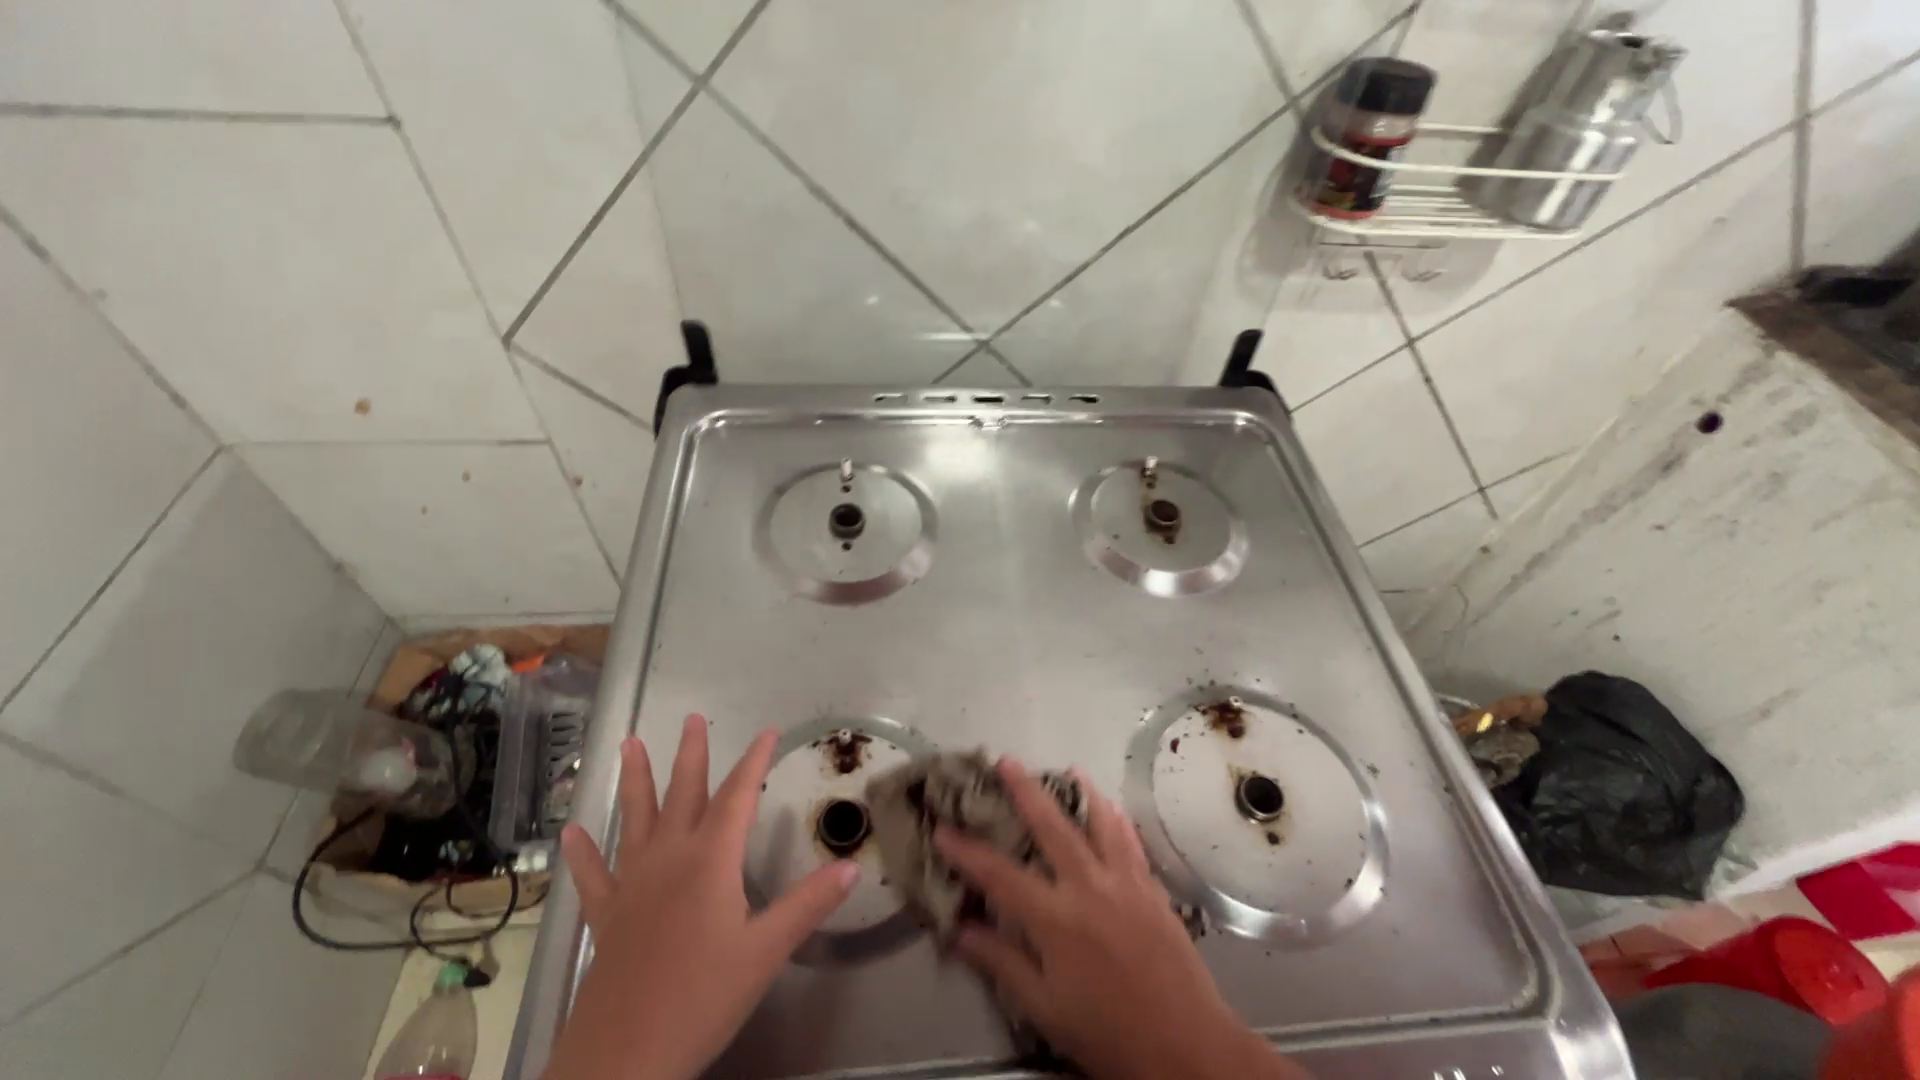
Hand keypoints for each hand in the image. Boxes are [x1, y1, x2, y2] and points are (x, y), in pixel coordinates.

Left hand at [545, 715, 858, 1079]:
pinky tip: (571, 832)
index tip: (768, 732)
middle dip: (691, 756)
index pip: (737, 798)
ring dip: (634, 781)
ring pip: (635, 820)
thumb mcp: (766, 951)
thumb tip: (851, 866)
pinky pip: (593, 875)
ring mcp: (631, 885)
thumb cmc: (702, 998)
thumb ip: (808, 904)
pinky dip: (583, 852)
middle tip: (690, 718)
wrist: (624, 1055)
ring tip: (628, 745)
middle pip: (683, 795)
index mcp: (710, 862)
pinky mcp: (606, 917)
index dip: (754, 762)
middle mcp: (668, 860)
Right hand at [935, 758, 1310, 1079]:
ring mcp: (1126, 885)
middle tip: (1007, 761)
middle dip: (1026, 792)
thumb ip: (1002, 962)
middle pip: (1052, 828)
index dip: (967, 851)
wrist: (1187, 1045)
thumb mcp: (1044, 1007)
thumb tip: (960, 929)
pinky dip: (1119, 822)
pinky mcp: (1153, 892)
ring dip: (1083, 794)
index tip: (942, 828)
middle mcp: (1089, 888)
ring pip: (1101, 825)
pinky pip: (1132, 844)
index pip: (999, 875)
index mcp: (1055, 919)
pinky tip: (1114, 810)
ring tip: (1070, 769)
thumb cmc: (1107, 1032)